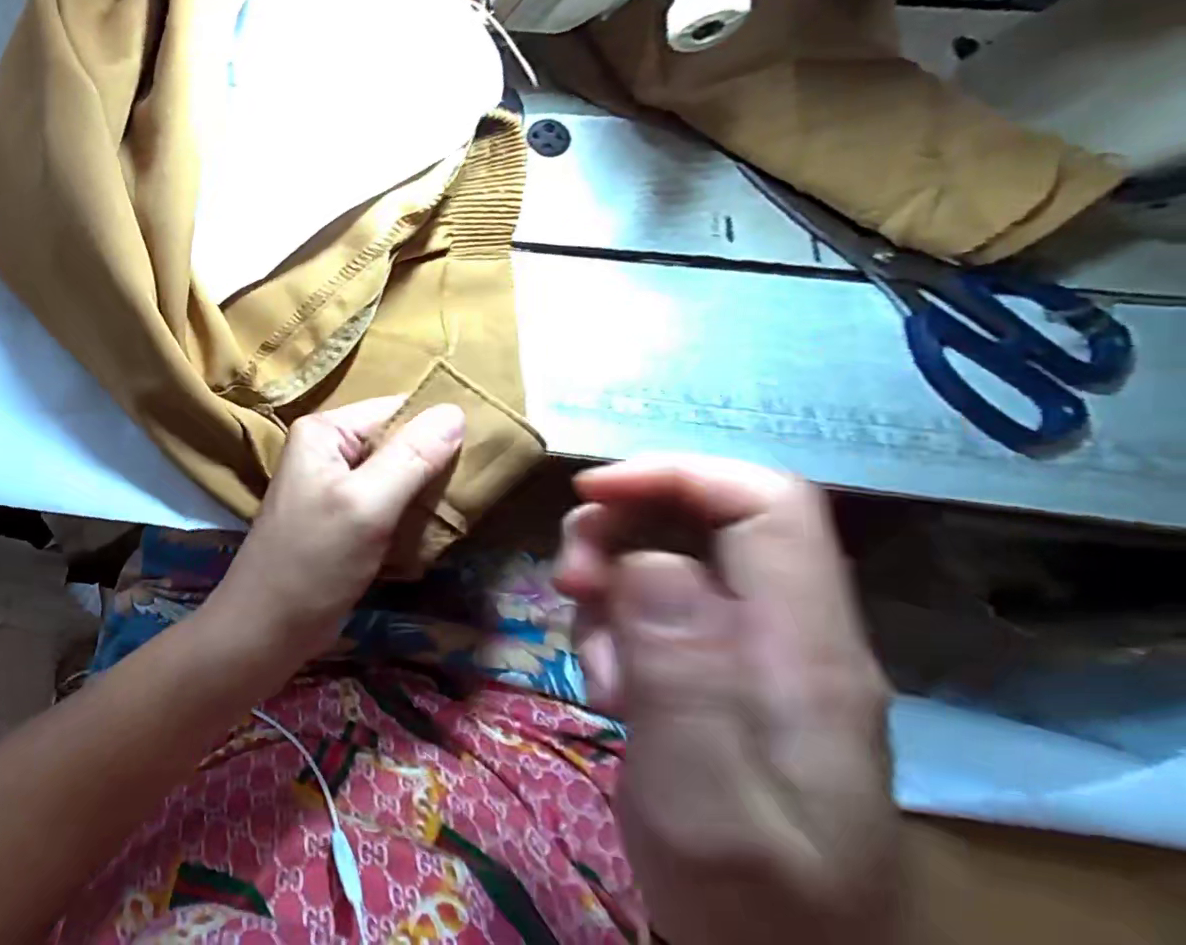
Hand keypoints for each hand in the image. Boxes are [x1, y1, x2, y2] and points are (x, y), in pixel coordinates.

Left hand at [203, 397, 464, 666]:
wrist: (267, 627)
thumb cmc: (314, 562)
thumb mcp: (366, 504)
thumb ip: (411, 457)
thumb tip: (455, 411)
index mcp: (324, 432)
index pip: (395, 409)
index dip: (438, 426)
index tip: (485, 448)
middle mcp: (327, 450)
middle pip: (397, 441)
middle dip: (435, 462)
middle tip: (479, 484)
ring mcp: (333, 485)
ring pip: (396, 475)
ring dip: (426, 492)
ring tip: (464, 506)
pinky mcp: (343, 518)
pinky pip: (388, 503)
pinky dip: (411, 514)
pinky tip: (436, 528)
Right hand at [553, 455, 899, 944]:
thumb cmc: (748, 898)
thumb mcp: (702, 799)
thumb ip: (682, 677)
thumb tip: (651, 557)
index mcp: (806, 650)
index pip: (766, 504)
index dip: (675, 475)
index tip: (588, 496)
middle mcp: (789, 635)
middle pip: (707, 521)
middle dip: (621, 530)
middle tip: (567, 582)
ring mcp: (757, 655)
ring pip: (671, 560)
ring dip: (610, 582)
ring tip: (591, 658)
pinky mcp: (723, 675)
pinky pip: (657, 610)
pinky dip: (615, 625)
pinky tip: (608, 684)